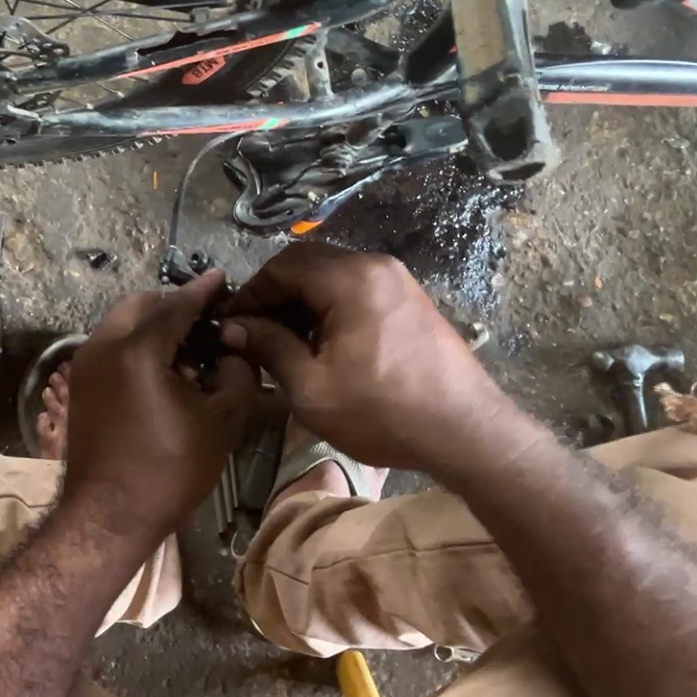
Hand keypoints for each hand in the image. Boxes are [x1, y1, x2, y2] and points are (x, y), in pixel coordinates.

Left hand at [61, 271, 257, 546]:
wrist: (108, 515)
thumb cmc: (169, 470)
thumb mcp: (220, 421)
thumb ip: (238, 373)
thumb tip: (234, 350)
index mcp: (137, 349)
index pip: (176, 305)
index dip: (203, 291)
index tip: (222, 278)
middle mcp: (103, 345)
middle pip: (141, 305)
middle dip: (173, 306)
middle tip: (205, 322)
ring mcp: (85, 365)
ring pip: (122, 323)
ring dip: (153, 326)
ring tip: (187, 351)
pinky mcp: (80, 384)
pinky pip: (111, 346)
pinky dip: (136, 344)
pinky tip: (162, 371)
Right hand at [221, 243, 533, 478]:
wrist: (466, 434)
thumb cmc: (383, 412)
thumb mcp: (311, 387)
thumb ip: (268, 347)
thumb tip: (232, 327)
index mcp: (349, 279)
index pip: (280, 267)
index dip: (249, 294)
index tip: (229, 325)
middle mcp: (374, 265)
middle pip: (306, 263)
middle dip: (273, 294)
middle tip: (251, 331)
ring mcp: (396, 280)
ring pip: (330, 275)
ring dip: (299, 301)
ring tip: (281, 341)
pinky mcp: (408, 299)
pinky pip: (354, 289)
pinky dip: (327, 306)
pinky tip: (318, 342)